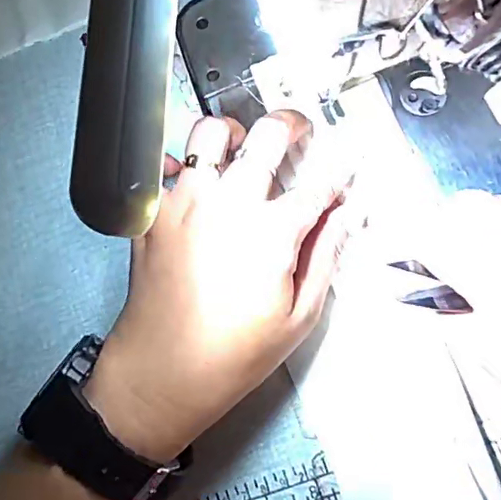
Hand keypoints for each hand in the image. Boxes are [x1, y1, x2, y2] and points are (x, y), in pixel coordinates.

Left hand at [85, 111, 351, 462]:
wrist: (160, 374)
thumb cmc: (231, 355)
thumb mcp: (300, 316)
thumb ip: (326, 254)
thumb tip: (346, 214)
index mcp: (271, 233)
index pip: (318, 184)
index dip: (339, 173)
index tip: (345, 170)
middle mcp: (228, 206)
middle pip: (267, 136)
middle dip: (293, 125)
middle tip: (300, 130)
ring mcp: (185, 204)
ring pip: (209, 133)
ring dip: (235, 132)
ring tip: (245, 146)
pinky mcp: (154, 214)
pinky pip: (167, 165)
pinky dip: (186, 162)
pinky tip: (202, 179)